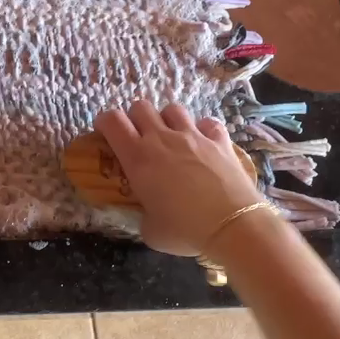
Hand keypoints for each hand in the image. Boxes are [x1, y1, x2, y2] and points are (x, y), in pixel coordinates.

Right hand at [94, 100, 264, 256]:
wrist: (234, 227)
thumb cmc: (185, 230)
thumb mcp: (151, 231)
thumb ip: (143, 216)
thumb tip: (147, 216)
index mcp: (137, 157)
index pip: (112, 120)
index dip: (105, 122)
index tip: (106, 134)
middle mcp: (161, 139)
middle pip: (140, 106)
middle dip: (136, 118)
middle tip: (140, 138)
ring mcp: (192, 136)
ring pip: (172, 109)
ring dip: (168, 120)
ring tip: (172, 138)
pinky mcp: (220, 141)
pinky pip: (208, 123)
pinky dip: (204, 130)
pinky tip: (204, 144)